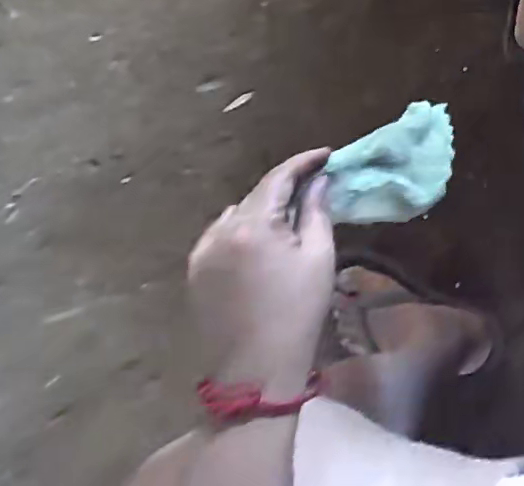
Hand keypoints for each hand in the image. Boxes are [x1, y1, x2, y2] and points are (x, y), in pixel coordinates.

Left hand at [188, 149, 333, 397]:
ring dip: (266, 203)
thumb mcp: (319, 254)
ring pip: (239, 211)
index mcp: (252, 227)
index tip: (328, 154)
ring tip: (294, 206)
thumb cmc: (299, 307)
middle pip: (257, 193)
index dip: (304, 162)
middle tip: (318, 178)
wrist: (256, 369)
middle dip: (288, 182)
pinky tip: (265, 231)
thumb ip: (317, 210)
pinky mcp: (195, 272)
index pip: (278, 177)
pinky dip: (245, 223)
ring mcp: (201, 254)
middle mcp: (219, 233)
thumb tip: (320, 180)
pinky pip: (222, 232)